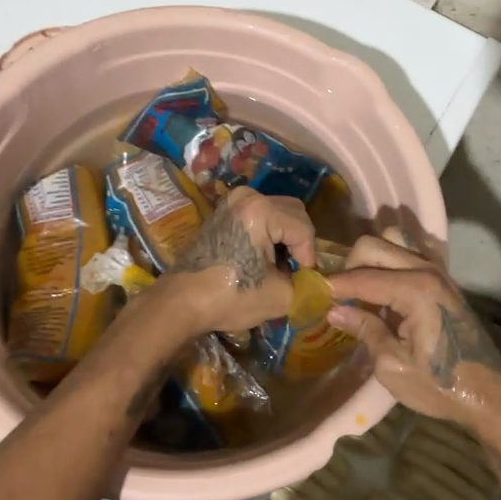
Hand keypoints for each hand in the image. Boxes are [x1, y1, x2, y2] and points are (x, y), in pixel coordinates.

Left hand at [156, 187, 314, 336]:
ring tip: (279, 268)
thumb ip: (308, 287)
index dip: (309, 258)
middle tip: (295, 271)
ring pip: (278, 212)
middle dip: (299, 243)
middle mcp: (248, 197)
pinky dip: (268, 234)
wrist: (180, 302)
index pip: (305, 229)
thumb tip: (320, 283)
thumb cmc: (230, 297)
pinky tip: (262, 260)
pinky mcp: (223, 212)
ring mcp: (232, 202)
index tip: (303, 281)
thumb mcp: (280, 297)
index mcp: (261, 211)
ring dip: (285, 238)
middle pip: (294, 213)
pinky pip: (259, 216)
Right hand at [326, 231, 500, 438]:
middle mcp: (426, 270)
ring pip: (390, 243)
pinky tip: (381, 296)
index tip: (311, 294)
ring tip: (360, 294)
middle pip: (373, 246)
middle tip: (337, 299)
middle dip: (349, 267)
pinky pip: (406, 255)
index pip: (361, 278)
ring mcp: (437, 271)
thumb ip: (365, 331)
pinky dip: (387, 265)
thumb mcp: (393, 366)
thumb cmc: (441, 386)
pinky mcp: (441, 279)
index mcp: (415, 290)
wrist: (490, 394)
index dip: (334, 286)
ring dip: (370, 261)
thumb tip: (334, 311)